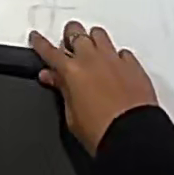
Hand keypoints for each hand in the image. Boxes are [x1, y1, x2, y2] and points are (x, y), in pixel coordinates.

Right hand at [30, 20, 158, 155]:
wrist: (137, 144)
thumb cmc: (103, 135)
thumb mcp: (73, 118)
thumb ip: (62, 91)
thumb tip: (51, 78)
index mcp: (70, 70)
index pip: (48, 50)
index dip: (39, 42)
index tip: (36, 38)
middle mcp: (90, 58)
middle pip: (74, 30)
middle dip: (70, 37)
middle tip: (71, 49)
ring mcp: (113, 60)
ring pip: (98, 34)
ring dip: (94, 42)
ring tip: (95, 54)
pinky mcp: (134, 67)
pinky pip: (123, 52)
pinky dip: (118, 58)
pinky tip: (118, 68)